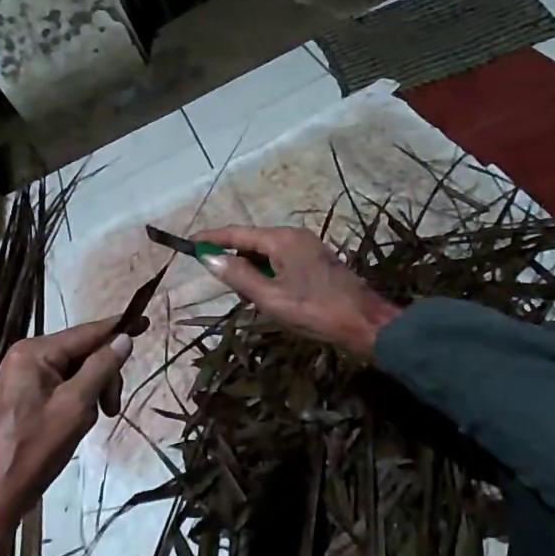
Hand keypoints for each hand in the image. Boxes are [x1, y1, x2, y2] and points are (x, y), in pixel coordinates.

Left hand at [0, 315, 139, 555]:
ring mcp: (22, 378)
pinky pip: (62, 387)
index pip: (86, 332)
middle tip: (112, 408)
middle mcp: (25, 357)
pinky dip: (78, 401)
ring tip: (95, 420)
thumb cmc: (33, 450)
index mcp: (33, 352)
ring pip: (75, 371)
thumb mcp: (75, 406)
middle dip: (104, 375)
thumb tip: (123, 338)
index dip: (118, 329)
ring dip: (93, 391)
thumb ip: (101, 368)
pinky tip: (79, 422)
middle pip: (82, 352)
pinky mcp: (24, 398)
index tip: (147, 321)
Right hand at [192, 226, 401, 355]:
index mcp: (282, 239)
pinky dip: (268, 275)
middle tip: (227, 288)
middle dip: (235, 261)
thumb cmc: (315, 310)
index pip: (237, 233)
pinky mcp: (316, 261)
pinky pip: (281, 262)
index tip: (189, 243)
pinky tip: (270, 297)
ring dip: (253, 272)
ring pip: (267, 254)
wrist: (364, 322)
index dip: (212, 238)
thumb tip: (210, 258)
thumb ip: (239, 276)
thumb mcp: (270, 297)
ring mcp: (307, 247)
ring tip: (251, 299)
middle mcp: (294, 236)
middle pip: (252, 242)